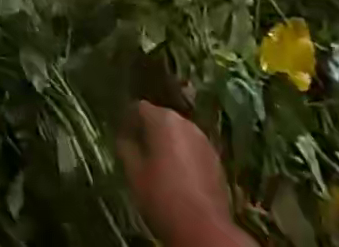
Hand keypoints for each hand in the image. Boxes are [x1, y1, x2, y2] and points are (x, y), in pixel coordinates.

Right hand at [116, 101, 256, 246]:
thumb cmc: (163, 197)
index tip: (121, 135)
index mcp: (163, 120)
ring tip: (158, 164)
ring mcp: (204, 141)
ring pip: (179, 134)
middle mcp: (186, 123)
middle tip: (137, 149)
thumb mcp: (134, 174)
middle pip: (161, 119)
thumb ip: (126, 149)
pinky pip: (193, 150)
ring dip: (167, 143)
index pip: (139, 108)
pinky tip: (178, 176)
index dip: (128, 119)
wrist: (205, 230)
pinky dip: (183, 156)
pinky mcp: (217, 161)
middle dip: (149, 130)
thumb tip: (124, 139)